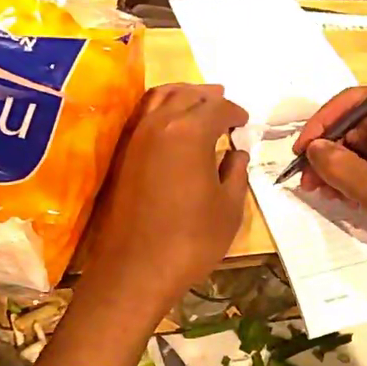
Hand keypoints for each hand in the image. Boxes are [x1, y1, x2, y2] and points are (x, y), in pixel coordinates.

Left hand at [79, 84, 249, 313]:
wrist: (136, 269)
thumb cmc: (192, 240)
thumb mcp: (229, 207)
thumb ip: (236, 172)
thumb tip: (236, 153)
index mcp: (191, 132)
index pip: (218, 108)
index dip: (235, 112)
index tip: (244, 122)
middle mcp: (160, 124)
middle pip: (187, 96)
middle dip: (209, 97)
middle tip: (225, 104)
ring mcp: (135, 137)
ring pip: (159, 99)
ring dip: (182, 96)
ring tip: (198, 103)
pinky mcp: (121, 155)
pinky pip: (143, 117)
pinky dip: (161, 110)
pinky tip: (171, 126)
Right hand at [292, 87, 366, 285]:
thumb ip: (340, 166)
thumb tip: (312, 149)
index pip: (359, 101)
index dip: (325, 121)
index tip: (301, 149)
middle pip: (359, 126)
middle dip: (330, 150)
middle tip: (304, 178)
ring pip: (363, 150)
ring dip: (338, 168)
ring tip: (318, 191)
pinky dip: (353, 180)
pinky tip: (339, 197)